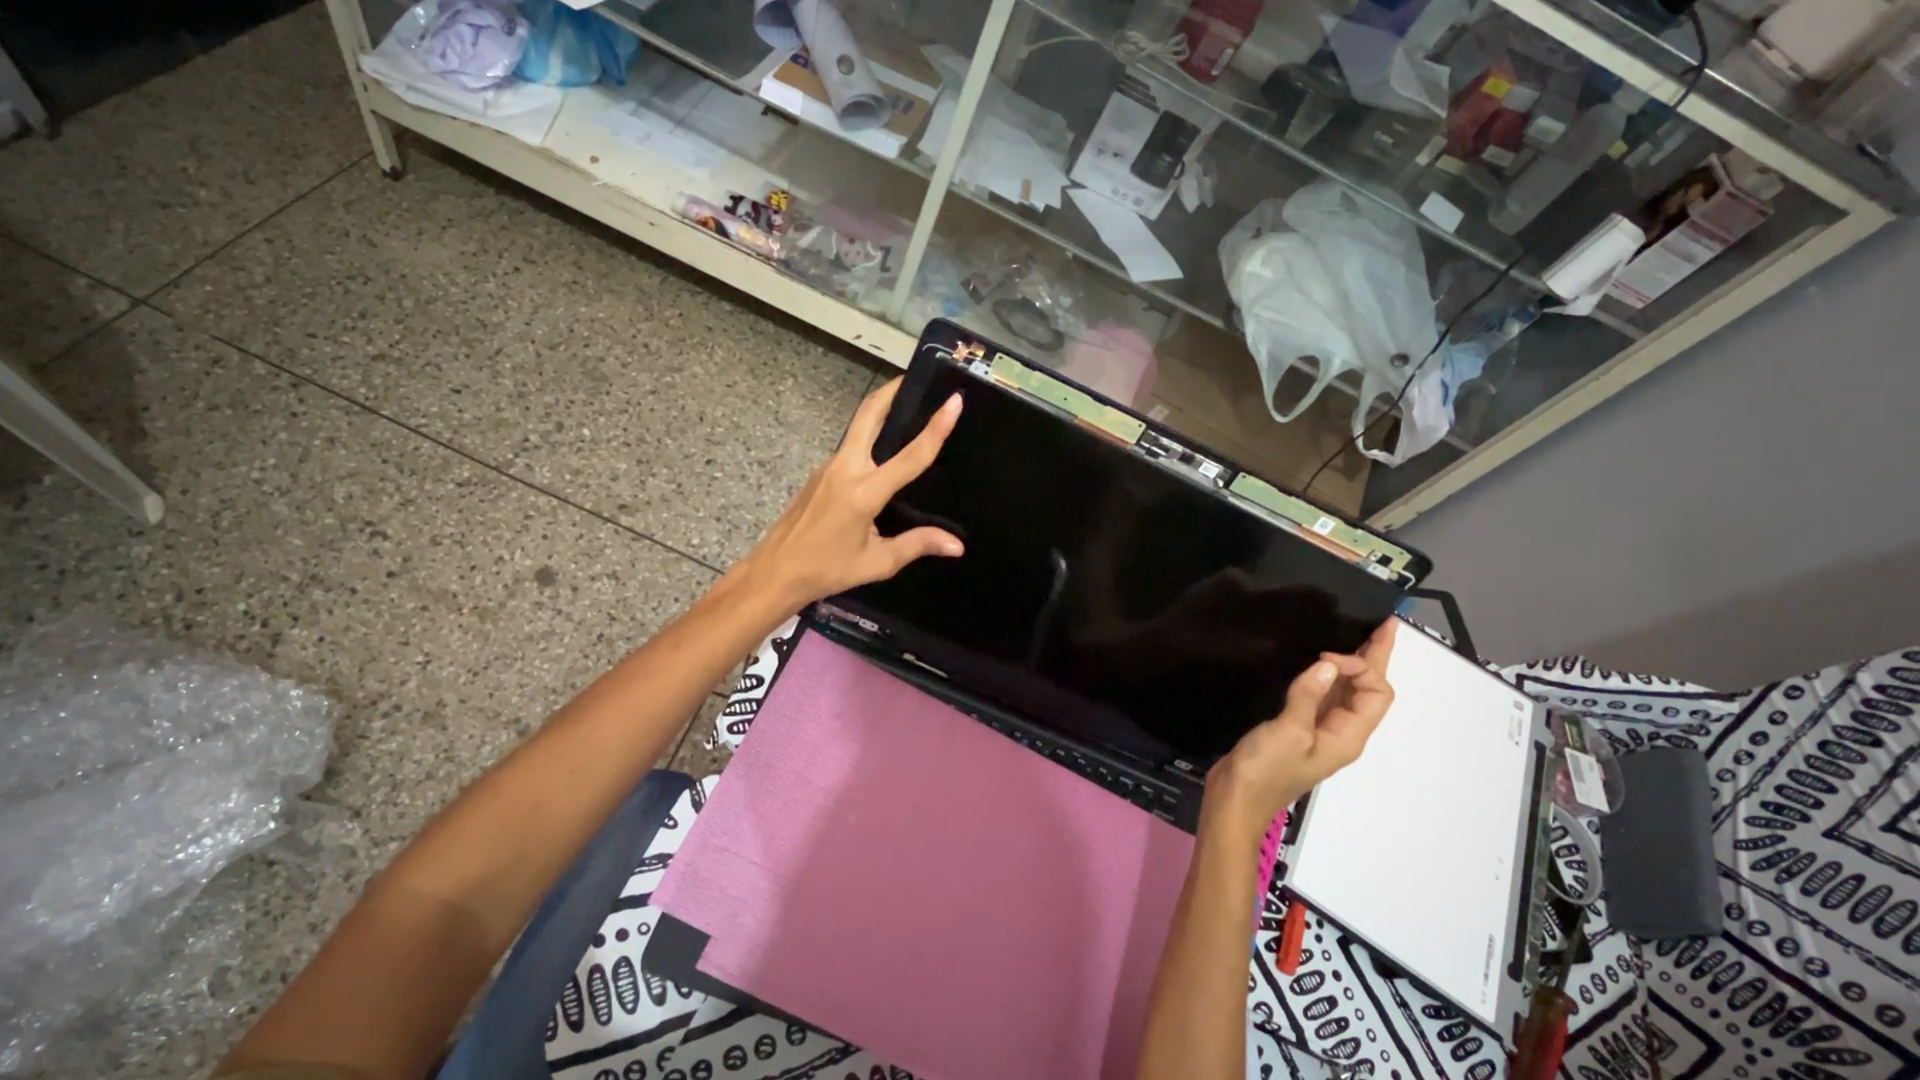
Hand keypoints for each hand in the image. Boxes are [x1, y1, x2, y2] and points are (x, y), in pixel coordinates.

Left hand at [741, 378, 963, 610]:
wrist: (775, 572)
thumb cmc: (827, 570)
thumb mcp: (877, 562)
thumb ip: (917, 545)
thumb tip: (956, 545)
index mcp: (864, 492)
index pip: (910, 455)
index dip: (936, 427)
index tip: (954, 401)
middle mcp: (846, 470)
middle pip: (869, 415)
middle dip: (892, 391)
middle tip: (915, 379)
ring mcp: (829, 468)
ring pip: (858, 429)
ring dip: (880, 413)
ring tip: (907, 411)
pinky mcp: (820, 474)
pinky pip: (850, 448)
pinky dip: (869, 439)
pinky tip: (884, 453)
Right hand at [1201, 620, 1397, 842]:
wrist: (1236, 801)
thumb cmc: (1266, 770)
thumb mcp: (1288, 732)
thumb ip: (1308, 695)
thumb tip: (1328, 664)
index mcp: (1347, 736)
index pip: (1375, 692)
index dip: (1360, 666)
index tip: (1326, 656)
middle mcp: (1341, 731)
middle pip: (1368, 689)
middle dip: (1375, 656)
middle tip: (1384, 624)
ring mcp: (1319, 729)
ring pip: (1347, 691)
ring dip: (1354, 663)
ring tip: (1359, 634)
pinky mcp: (1298, 726)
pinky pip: (1323, 695)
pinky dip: (1327, 675)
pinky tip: (1319, 662)